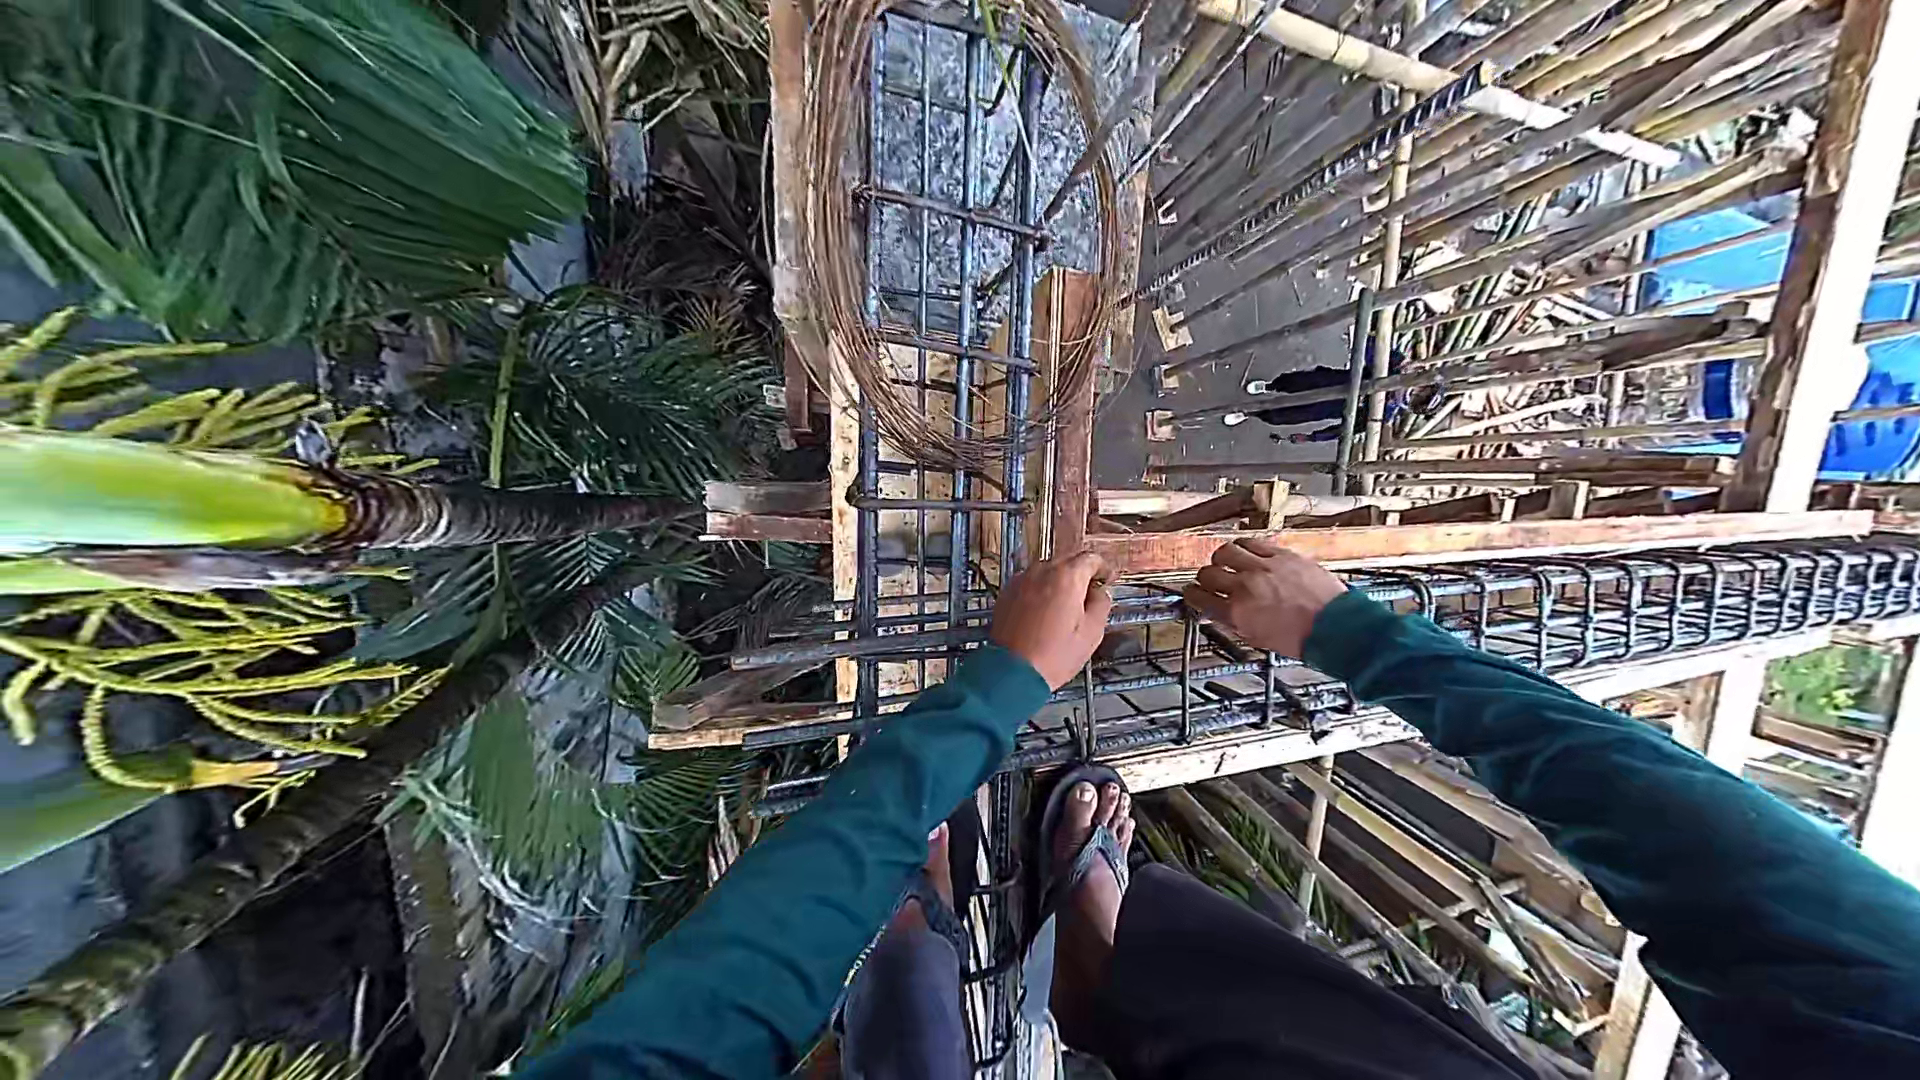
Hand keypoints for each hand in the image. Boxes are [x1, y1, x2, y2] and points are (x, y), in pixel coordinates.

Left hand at [990, 551, 1112, 688]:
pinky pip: (1030, 583)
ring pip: (1047, 571)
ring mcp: (1021, 580)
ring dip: (1060, 581)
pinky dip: (1040, 589)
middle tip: (1090, 592)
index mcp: (1067, 576)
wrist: (1012, 671)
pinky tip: (1045, 610)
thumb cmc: (1053, 655)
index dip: (1103, 568)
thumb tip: (1101, 592)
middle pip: (1067, 560)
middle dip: (1081, 573)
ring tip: (1067, 604)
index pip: (1090, 558)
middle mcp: (1041, 571)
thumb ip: (1101, 604)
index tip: (1107, 579)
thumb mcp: (1092, 632)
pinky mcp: (1007, 593)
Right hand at [1180, 539, 1345, 658]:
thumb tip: (1222, 611)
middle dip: (1205, 577)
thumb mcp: (1257, 637)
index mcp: (1236, 612)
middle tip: (1210, 579)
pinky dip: (1244, 546)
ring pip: (1225, 551)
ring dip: (1221, 558)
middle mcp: (1245, 587)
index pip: (1198, 597)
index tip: (1193, 593)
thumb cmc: (1304, 638)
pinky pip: (1252, 542)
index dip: (1191, 594)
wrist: (1339, 628)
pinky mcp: (1281, 556)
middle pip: (1207, 573)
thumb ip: (1234, 620)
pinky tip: (1247, 552)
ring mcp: (1263, 568)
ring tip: (1226, 562)